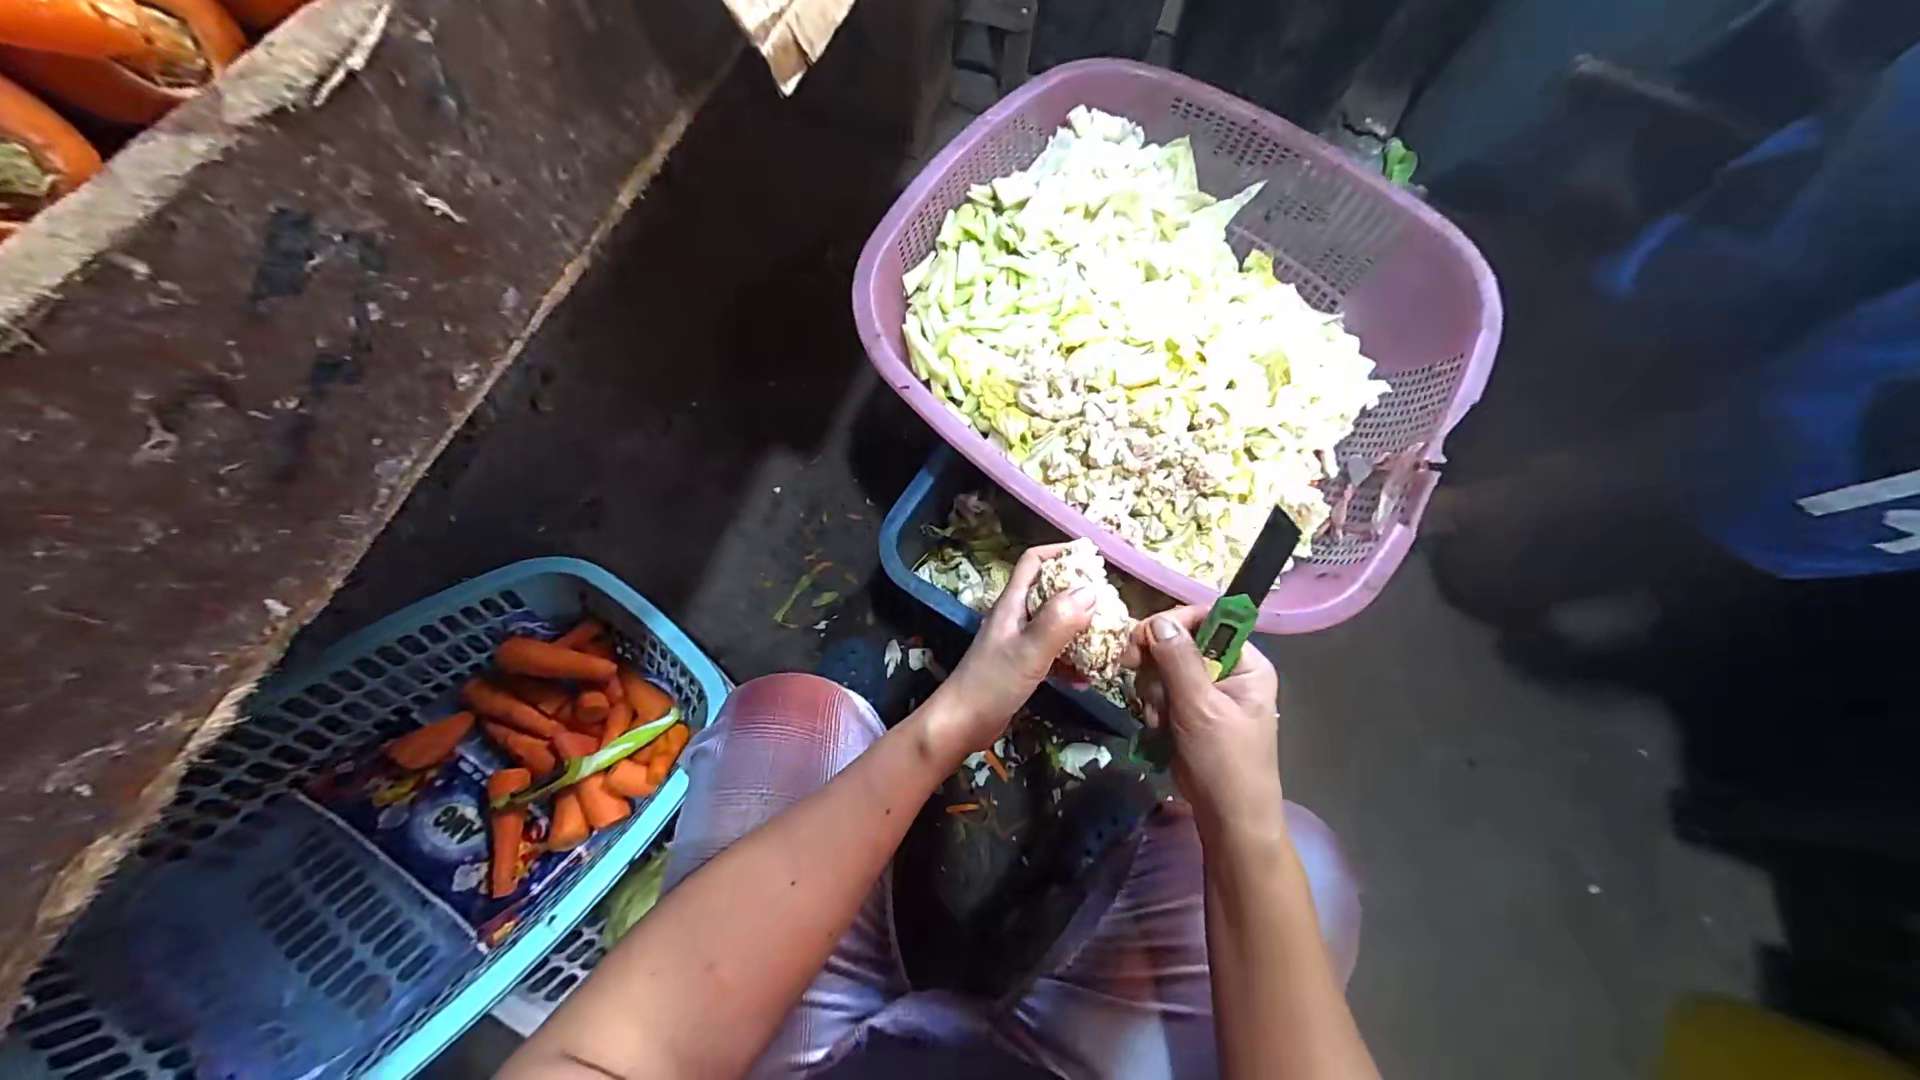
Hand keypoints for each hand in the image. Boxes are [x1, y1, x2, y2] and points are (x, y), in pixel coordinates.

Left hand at [929, 543, 1096, 757]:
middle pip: (1052, 592)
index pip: (1035, 561)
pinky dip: (1072, 662)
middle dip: (1081, 595)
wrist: (962, 724)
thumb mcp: (1029, 650)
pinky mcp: (1023, 665)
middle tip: (1110, 607)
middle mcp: (1017, 616)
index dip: (1061, 552)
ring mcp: (1019, 641)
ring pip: (1057, 625)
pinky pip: (1055, 654)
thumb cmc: (991, 683)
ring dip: (1081, 631)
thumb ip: (1058, 620)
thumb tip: (1091, 591)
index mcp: (1013, 603)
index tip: (1093, 558)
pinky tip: (1087, 679)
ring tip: (1107, 643)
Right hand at [1132, 606, 1284, 834]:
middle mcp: (1227, 669)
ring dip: (1153, 691)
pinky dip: (1152, 706)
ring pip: (1162, 666)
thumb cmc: (1226, 763)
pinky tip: (1158, 727)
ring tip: (1161, 720)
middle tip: (1148, 689)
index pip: (1207, 619)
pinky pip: (1158, 689)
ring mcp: (1205, 689)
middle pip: (1177, 641)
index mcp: (1246, 663)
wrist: (1227, 817)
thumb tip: (1158, 620)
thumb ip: (1179, 661)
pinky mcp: (1187, 707)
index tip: (1141, 639)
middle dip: (1157, 667)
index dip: (1172, 622)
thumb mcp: (1202, 709)